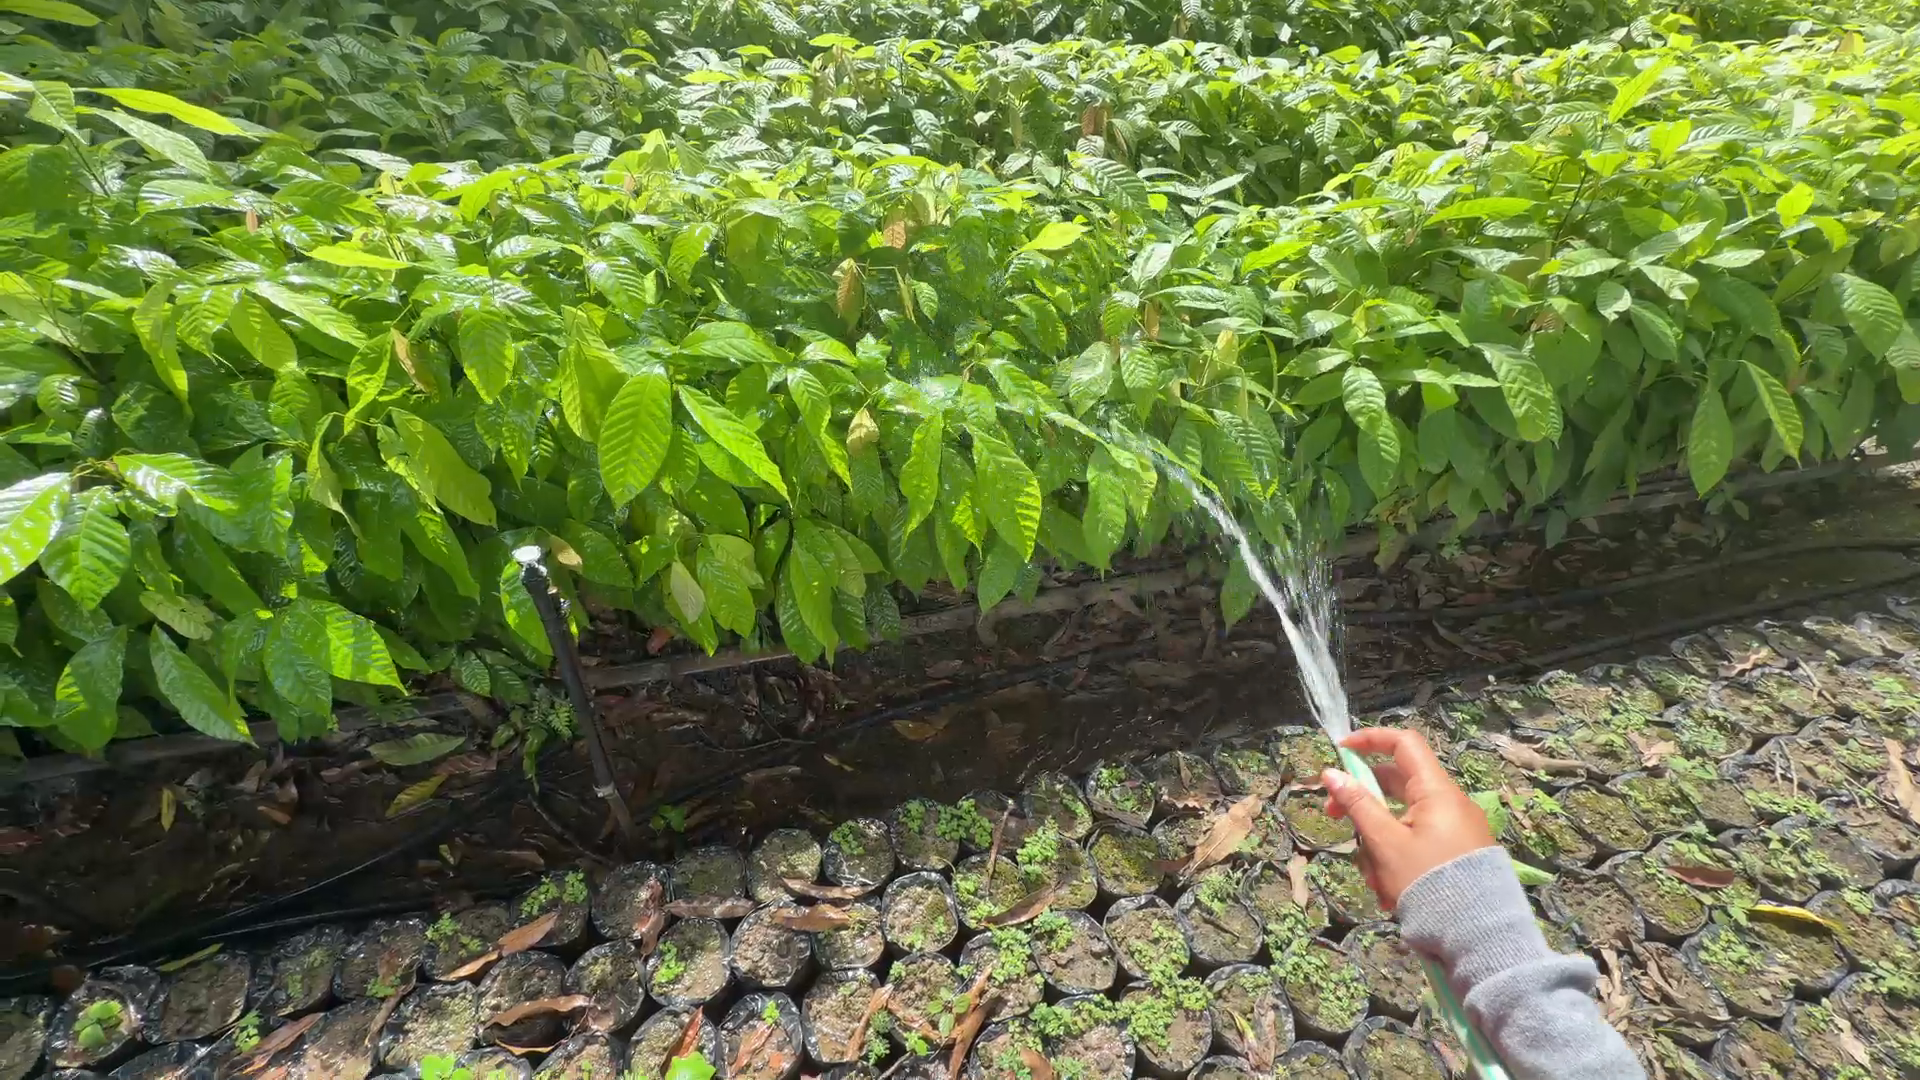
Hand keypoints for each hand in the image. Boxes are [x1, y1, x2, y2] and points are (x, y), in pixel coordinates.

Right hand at [1321, 727, 1496, 910]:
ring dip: (1377, 832)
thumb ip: (1357, 804)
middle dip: (1362, 796)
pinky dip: (1395, 850)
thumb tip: (1331, 773)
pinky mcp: (1457, 853)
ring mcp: (1456, 830)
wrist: (1482, 942)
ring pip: (1403, 814)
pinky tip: (1387, 884)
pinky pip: (1418, 837)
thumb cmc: (1428, 883)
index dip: (1370, 739)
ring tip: (1369, 870)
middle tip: (1333, 815)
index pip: (1404, 743)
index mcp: (1438, 793)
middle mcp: (1451, 804)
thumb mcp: (1384, 842)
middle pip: (1398, 781)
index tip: (1340, 749)